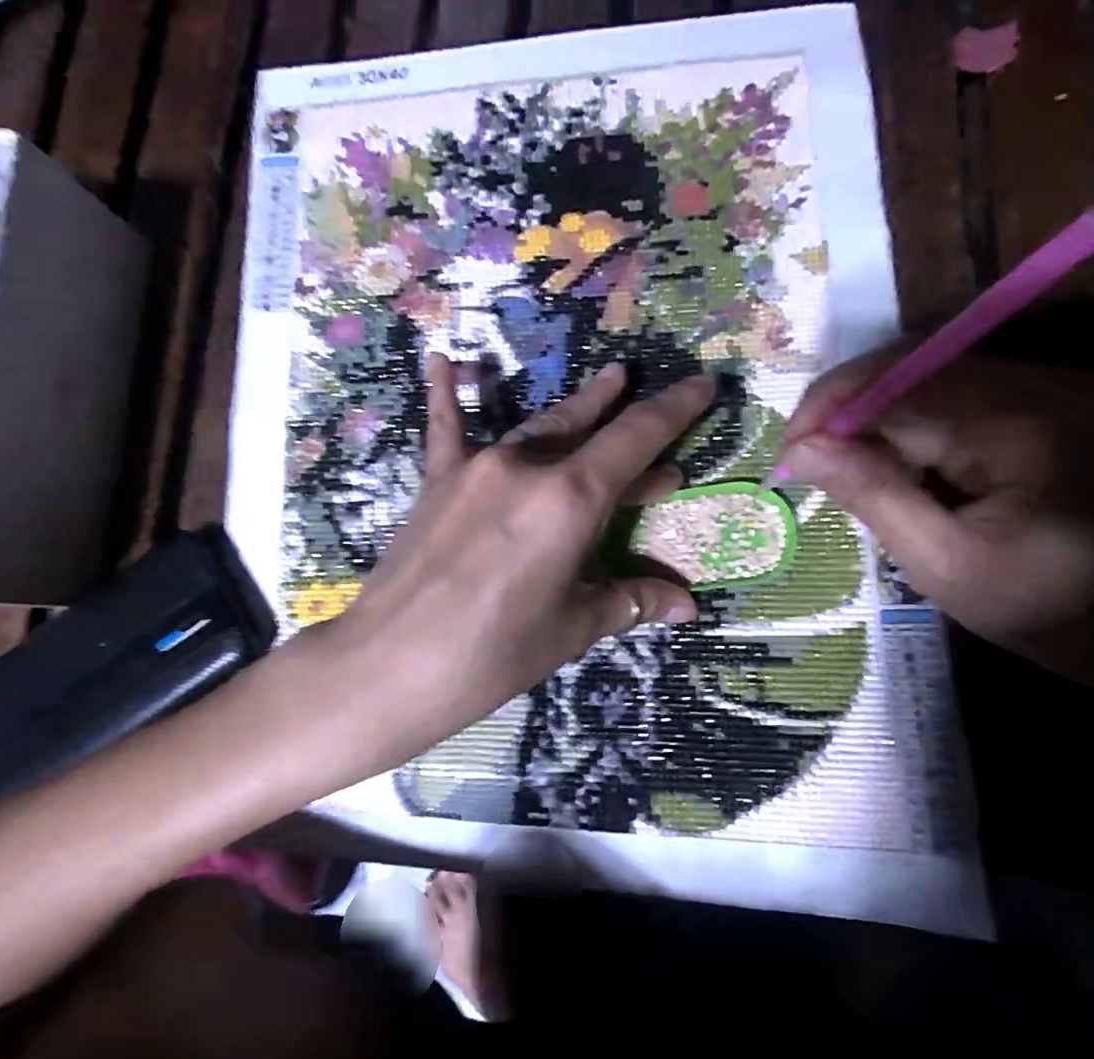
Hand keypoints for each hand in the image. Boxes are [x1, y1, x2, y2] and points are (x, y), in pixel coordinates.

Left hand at [315, 357, 710, 754]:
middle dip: (630, 417)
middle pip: (590, 429)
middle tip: (657, 408)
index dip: (675, 410)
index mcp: (570, 499)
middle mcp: (526, 466)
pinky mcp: (437, 481)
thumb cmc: (494, 654)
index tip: (702, 385)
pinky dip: (445, 394)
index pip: (636, 438)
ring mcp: (476, 467)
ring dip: (577, 410)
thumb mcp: (573, 628)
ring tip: (607, 383)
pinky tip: (439, 358)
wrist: (390, 665)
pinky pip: (446, 428)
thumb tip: (686, 607)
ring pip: (539, 427)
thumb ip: (631, 601)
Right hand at [779, 351, 1093, 671]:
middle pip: (913, 364)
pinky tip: (889, 456)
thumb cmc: (1048, 608)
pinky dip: (910, 418)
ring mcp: (1055, 386)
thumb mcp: (944, 564)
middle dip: (846, 403)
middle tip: (803, 454)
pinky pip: (959, 391)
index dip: (831, 408)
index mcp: (1019, 424)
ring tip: (836, 457)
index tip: (788, 454)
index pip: (899, 384)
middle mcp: (1043, 382)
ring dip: (873, 409)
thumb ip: (872, 495)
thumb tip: (801, 449)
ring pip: (931, 372)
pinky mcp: (1054, 400)